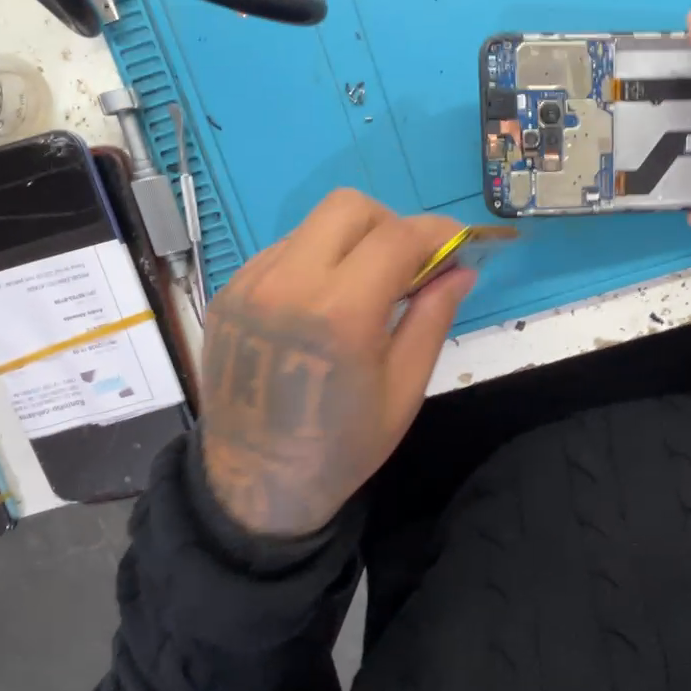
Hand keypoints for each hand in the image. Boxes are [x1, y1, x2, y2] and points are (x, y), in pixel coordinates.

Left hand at [200, 191, 473, 538]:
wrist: (255, 483)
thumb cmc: (343, 445)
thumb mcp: (404, 389)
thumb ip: (432, 318)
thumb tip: (461, 269)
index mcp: (340, 313)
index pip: (397, 237)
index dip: (437, 232)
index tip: (458, 244)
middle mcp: (289, 283)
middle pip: (349, 207)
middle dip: (390, 224)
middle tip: (408, 266)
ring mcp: (250, 285)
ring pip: (312, 225)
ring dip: (351, 242)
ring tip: (365, 289)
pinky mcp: (229, 293)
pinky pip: (282, 251)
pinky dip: (314, 261)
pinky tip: (323, 305)